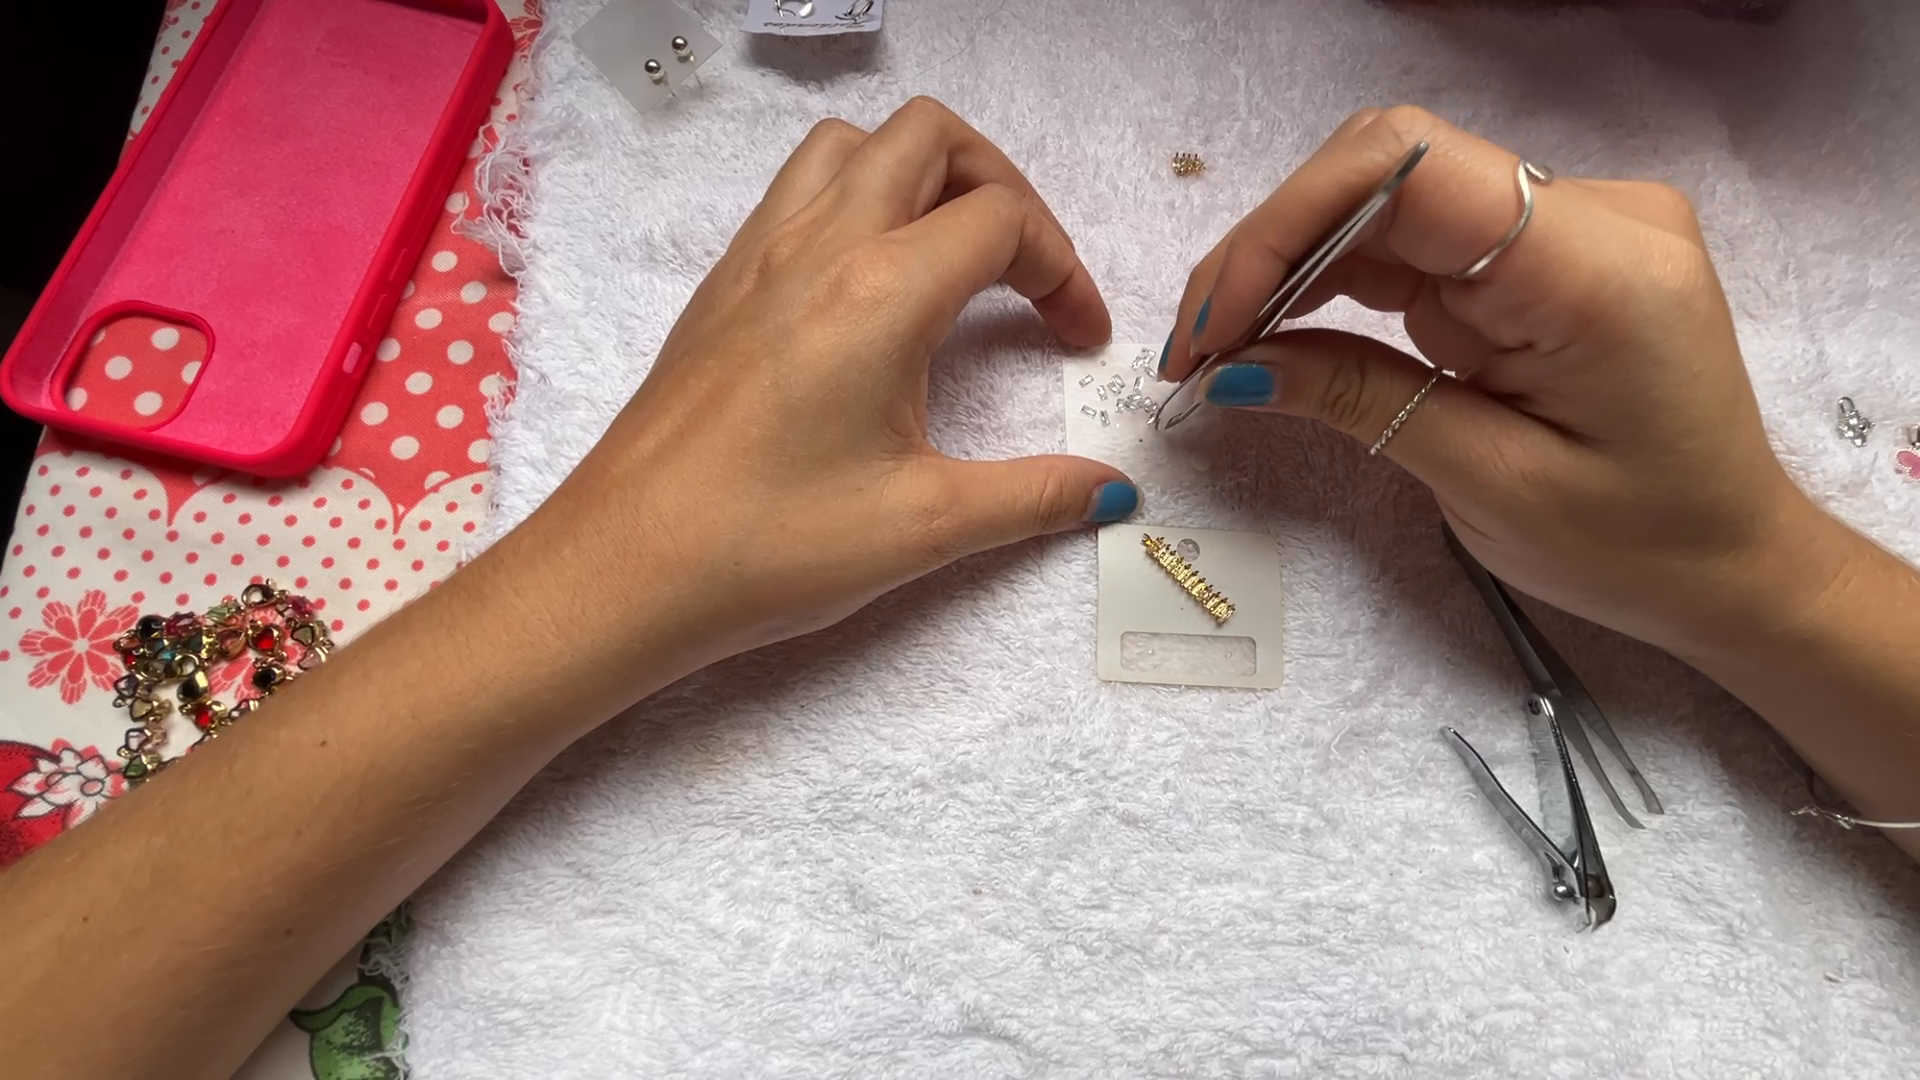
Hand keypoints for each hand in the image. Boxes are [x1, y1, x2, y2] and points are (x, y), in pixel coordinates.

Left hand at [511, 98, 1137, 691]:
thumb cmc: (773, 546)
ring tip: (951, 259)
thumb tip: (1113, 490)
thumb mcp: (926, 526)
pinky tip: (869, 291)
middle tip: (1026, 273)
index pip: (1002, 221)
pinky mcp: (722, 287)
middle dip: (1004, 189)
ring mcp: (757, 256)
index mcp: (879, 292)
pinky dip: (858, 204)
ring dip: (922, 179)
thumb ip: (1034, 496)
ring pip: (854, 149)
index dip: (1064, 271)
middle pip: (932, 140)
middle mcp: (817, 245)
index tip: (1080, 340)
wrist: (625, 569)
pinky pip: (799, 194)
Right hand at [1158, 106, 1854, 656]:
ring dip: (1271, 271)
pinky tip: (1263, 336)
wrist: (1721, 557)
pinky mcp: (1505, 265)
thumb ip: (1356, 401)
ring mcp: (1538, 233)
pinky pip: (1384, 249)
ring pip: (1365, 205)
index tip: (1214, 330)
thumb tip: (1231, 368)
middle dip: (1259, 254)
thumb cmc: (1630, 539)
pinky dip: (1308, 289)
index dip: (1284, 230)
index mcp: (1594, 265)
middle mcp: (1572, 216)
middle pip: (1372, 175)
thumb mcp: (1482, 479)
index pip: (1405, 170)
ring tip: (1210, 350)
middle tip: (1191, 349)